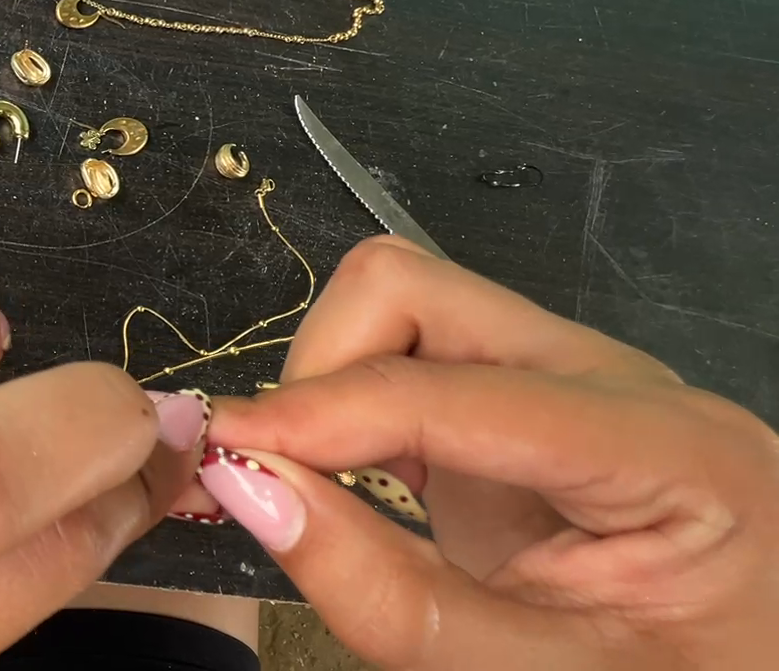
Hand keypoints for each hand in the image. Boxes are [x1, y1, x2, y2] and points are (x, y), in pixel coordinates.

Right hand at [202, 236, 778, 668]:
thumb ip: (385, 595)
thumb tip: (237, 484)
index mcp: (667, 452)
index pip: (437, 390)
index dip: (310, 413)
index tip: (218, 452)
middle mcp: (611, 376)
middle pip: (407, 291)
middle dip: (318, 369)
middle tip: (291, 465)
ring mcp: (559, 367)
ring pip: (391, 296)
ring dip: (324, 374)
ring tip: (329, 470)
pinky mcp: (511, 379)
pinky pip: (392, 335)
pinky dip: (340, 389)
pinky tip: (358, 464)